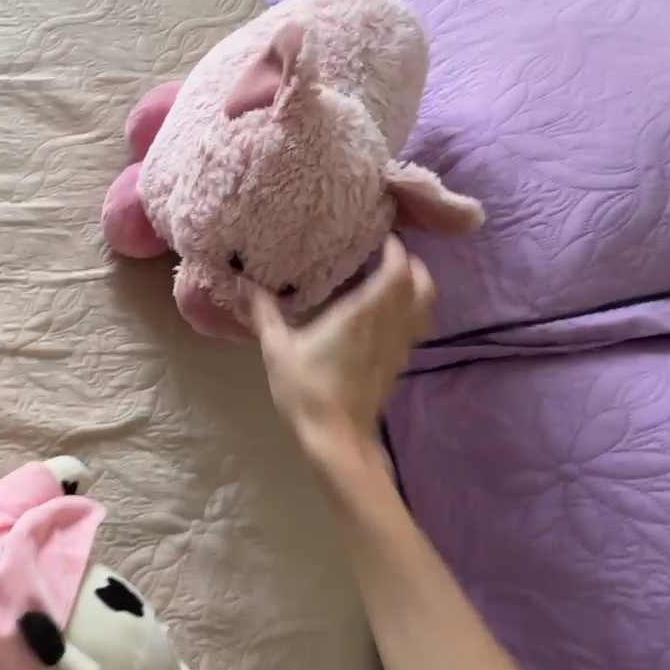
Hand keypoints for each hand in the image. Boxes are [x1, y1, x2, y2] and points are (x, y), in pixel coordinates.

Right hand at [249, 237, 435, 447]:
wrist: (336, 434)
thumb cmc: (305, 387)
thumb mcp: (276, 348)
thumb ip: (265, 313)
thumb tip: (245, 284)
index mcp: (363, 313)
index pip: (397, 269)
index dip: (396, 249)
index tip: (382, 235)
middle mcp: (389, 323)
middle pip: (421, 283)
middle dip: (412, 264)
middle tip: (389, 255)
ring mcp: (399, 345)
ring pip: (425, 305)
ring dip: (417, 287)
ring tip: (393, 281)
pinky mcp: (398, 363)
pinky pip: (415, 326)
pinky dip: (410, 312)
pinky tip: (386, 318)